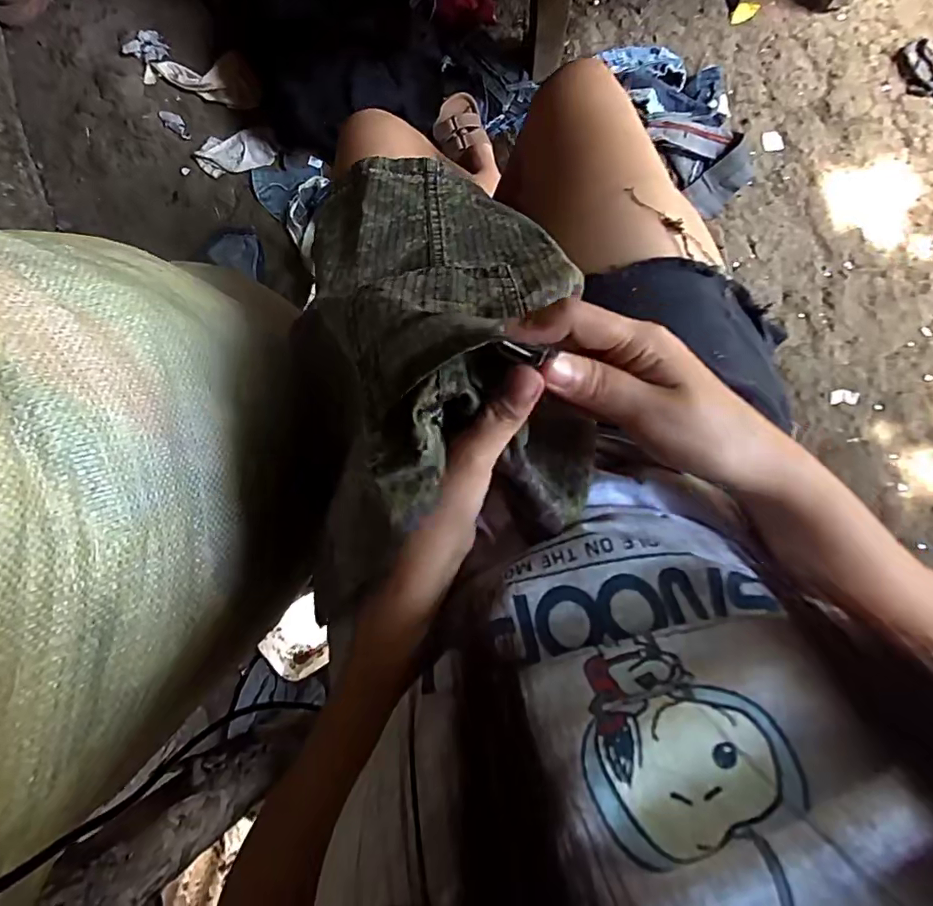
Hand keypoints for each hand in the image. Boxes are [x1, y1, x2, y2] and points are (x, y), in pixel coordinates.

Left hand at [377, 364, 544, 608]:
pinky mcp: (436, 479)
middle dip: (484, 371)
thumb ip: (495, 423)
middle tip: (529, 344)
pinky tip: (511, 418)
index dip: (471, 348)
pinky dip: (485, 429)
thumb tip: (532, 369)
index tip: (510, 327)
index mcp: (401, 420)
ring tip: (527, 370)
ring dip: (487, 398)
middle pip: (451, 389)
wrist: (405, 604)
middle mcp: (407, 430)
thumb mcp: (466, 472)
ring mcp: (422, 456)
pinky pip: (464, 441)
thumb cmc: (426, 533)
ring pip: (459, 414)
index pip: (438, 368)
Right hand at [507, 298, 791, 495]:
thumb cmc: (708, 435)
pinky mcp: (624, 384)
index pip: (574, 316)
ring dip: (538, 360)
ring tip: (497, 374)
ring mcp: (626, 362)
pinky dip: (555, 381)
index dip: (532, 326)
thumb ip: (600, 386)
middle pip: (569, 328)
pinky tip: (532, 393)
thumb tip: (543, 364)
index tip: (492, 344)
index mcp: (639, 337)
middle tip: (484, 359)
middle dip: (528, 339)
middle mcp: (629, 340)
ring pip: (572, 350)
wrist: (751, 463)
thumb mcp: (653, 413)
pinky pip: (581, 373)